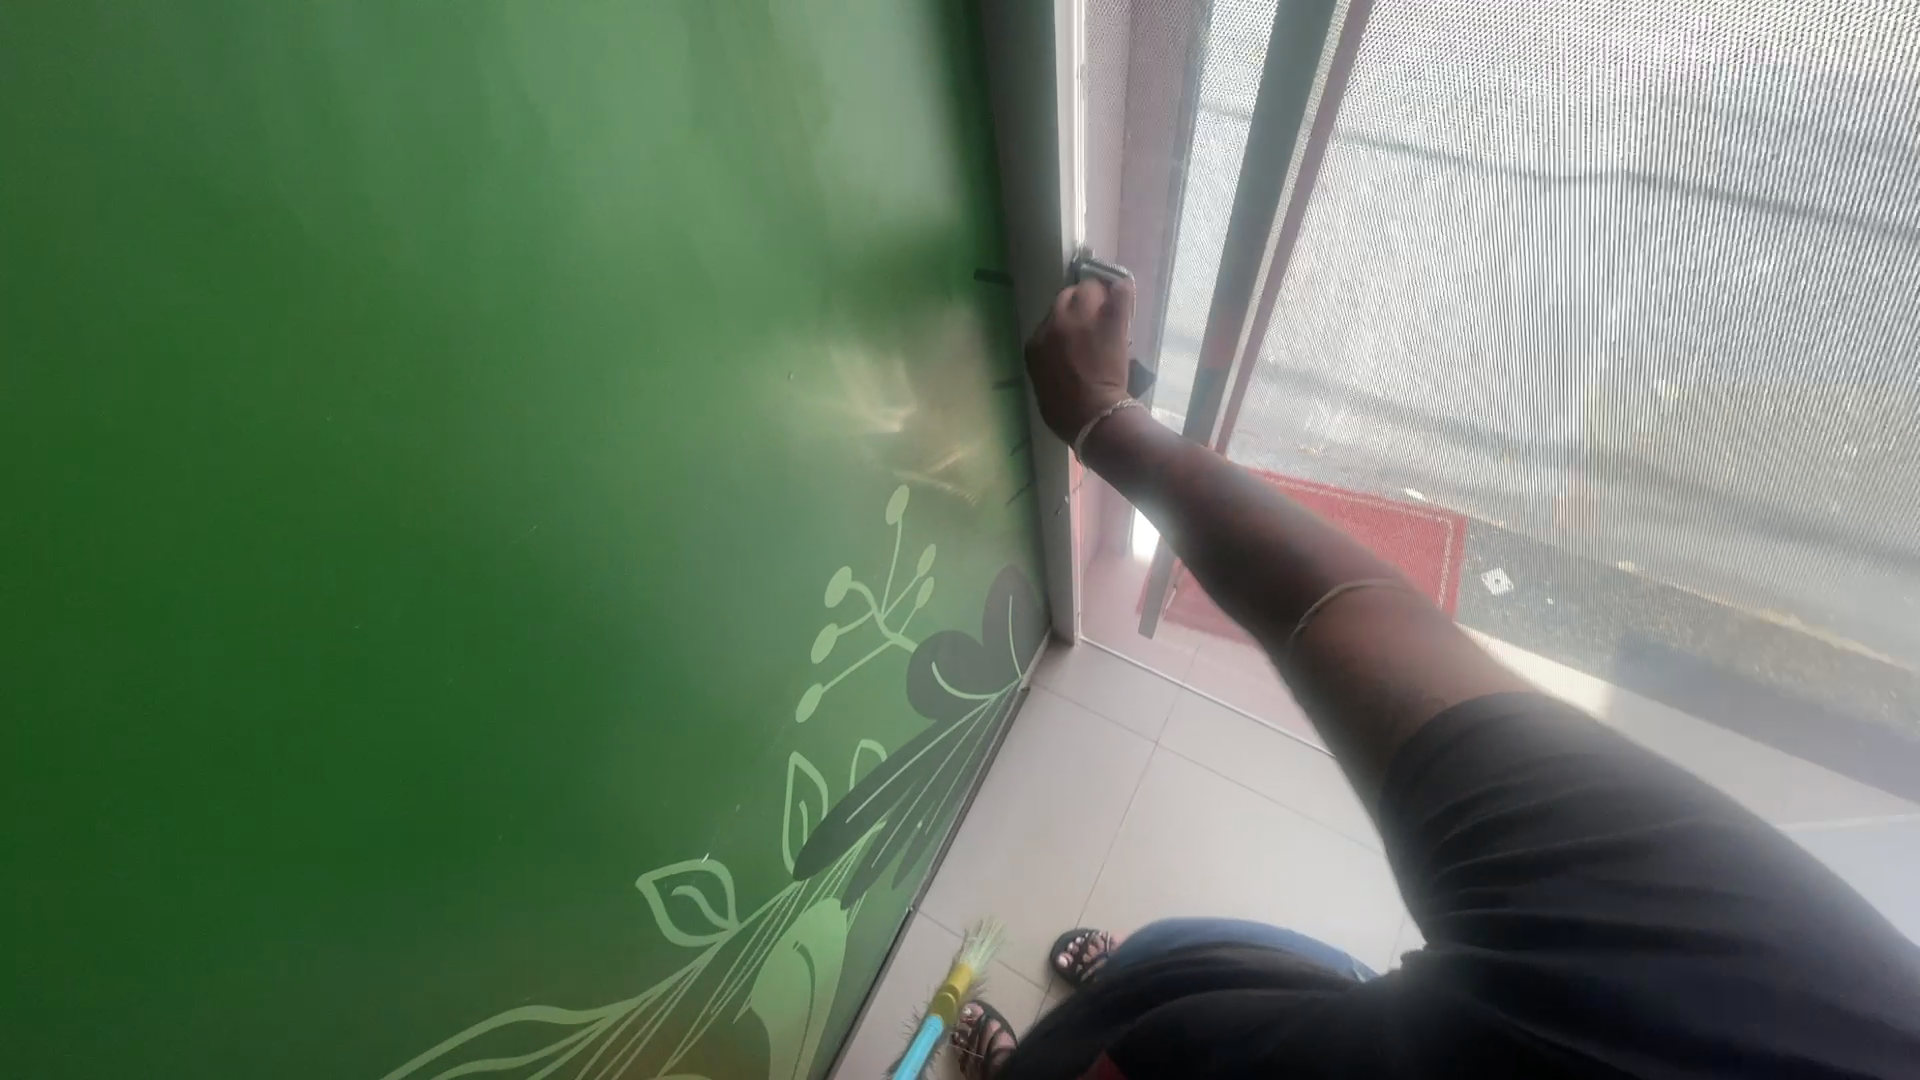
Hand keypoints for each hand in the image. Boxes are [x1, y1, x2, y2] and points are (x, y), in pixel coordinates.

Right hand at [1024, 277, 1134, 443]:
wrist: (1091, 415)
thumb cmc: (1064, 413)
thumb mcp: (1041, 386)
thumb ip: (1046, 365)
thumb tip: (1056, 360)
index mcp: (1036, 343)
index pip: (1049, 319)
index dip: (1063, 324)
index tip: (1073, 333)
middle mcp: (1055, 323)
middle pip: (1067, 297)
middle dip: (1078, 304)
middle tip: (1092, 317)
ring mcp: (1083, 318)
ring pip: (1090, 288)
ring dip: (1098, 295)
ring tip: (1108, 306)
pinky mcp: (1110, 319)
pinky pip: (1119, 292)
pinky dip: (1123, 291)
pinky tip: (1124, 296)